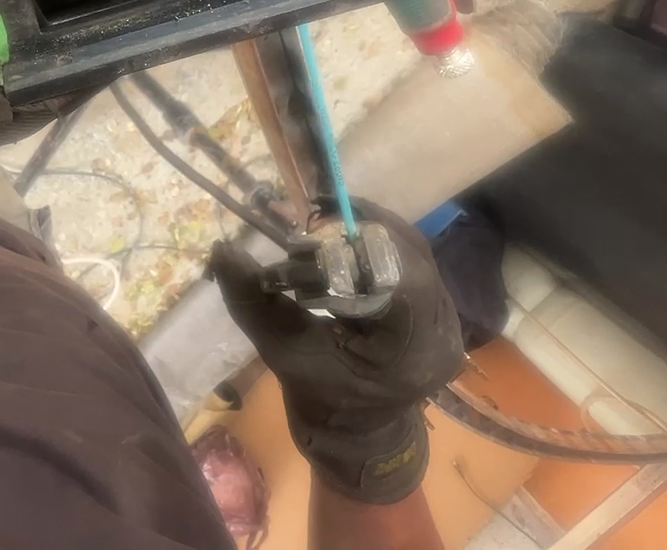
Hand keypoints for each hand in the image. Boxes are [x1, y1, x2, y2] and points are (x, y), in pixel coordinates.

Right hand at [209, 206, 463, 503]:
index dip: (349, 252)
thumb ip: (253, 300)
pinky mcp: (434, 303)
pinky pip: (407, 255)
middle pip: (405, 252)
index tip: (297, 253)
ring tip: (314, 249)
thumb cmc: (320, 396)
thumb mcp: (281, 349)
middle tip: (300, 247)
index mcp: (410, 350)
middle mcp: (441, 327)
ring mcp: (445, 314)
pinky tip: (335, 250)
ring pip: (408, 246)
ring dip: (357, 236)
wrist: (355, 430)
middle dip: (348, 238)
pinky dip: (368, 244)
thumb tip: (221, 250)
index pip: (396, 277)